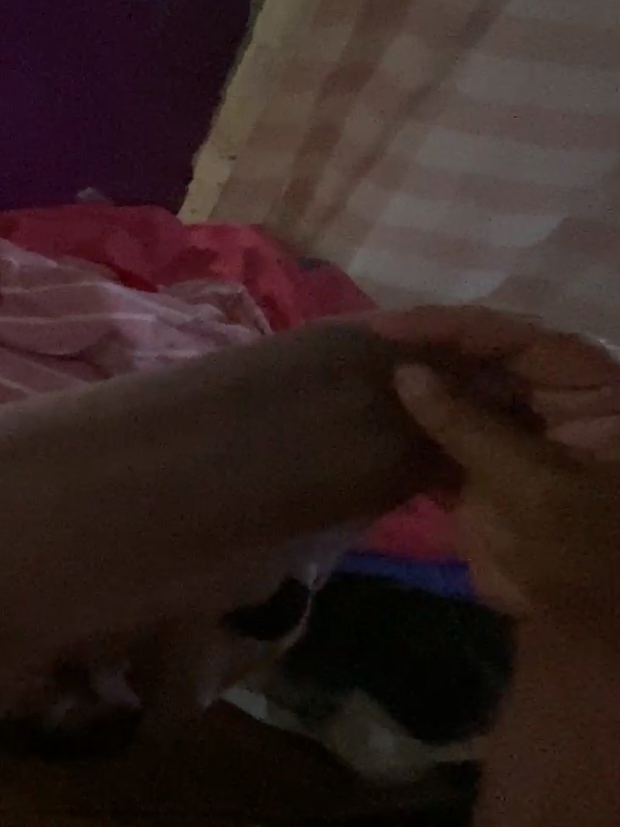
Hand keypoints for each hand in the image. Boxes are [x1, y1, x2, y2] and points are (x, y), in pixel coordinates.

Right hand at [373, 306, 619, 648]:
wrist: (588, 626)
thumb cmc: (584, 551)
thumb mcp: (530, 482)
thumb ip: (466, 423)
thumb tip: (405, 372)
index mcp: (602, 401)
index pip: (527, 343)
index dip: (457, 327)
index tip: (387, 327)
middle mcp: (565, 408)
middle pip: (491, 358)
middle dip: (430, 345)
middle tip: (366, 337)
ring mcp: (524, 436)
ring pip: (462, 388)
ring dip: (412, 378)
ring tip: (358, 361)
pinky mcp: (487, 464)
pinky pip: (442, 425)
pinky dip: (405, 415)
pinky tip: (367, 404)